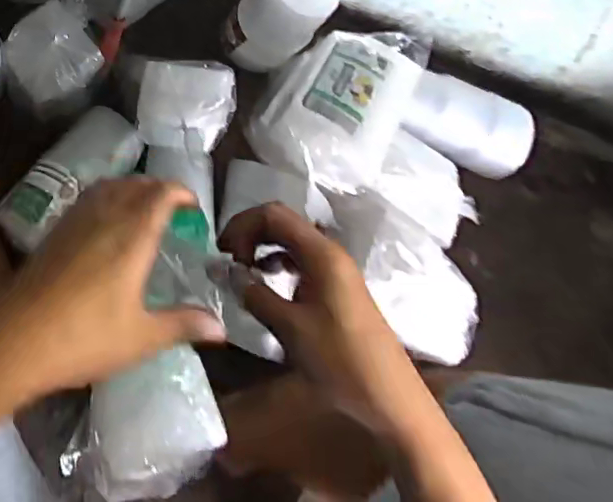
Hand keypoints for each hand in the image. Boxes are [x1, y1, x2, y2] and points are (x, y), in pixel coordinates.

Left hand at [0, 177, 225, 398]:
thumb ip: (182, 325)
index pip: (163, 194)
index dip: (182, 192)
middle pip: (138, 184)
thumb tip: (221, 328)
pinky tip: (105, 221)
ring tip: (142, 209)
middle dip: (160, 189)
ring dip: (132, 188)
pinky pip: (90, 196)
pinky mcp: (56, 230)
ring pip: (111, 185)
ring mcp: (77, 219)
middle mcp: (107, 215)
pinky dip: (108, 196)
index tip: (194, 208)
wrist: (14, 340)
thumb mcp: (141, 338)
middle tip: (173, 210)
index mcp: (133, 234)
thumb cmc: (84, 337)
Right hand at [219, 202, 427, 435]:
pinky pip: (300, 260)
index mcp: (321, 252)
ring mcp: (334, 268)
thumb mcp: (290, 328)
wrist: (390, 397)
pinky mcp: (335, 286)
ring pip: (291, 241)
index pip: (274, 214)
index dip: (243, 225)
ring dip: (262, 248)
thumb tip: (223, 270)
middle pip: (282, 222)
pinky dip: (277, 264)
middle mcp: (328, 251)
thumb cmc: (340, 360)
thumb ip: (254, 294)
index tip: (222, 252)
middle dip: (250, 234)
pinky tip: (264, 283)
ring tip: (239, 271)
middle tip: (225, 259)